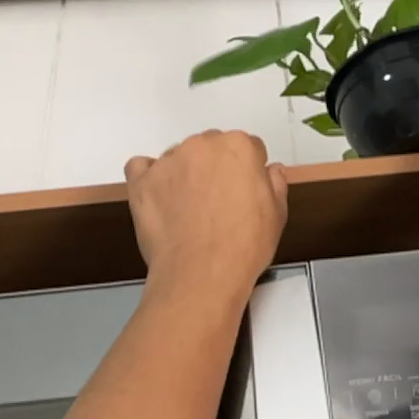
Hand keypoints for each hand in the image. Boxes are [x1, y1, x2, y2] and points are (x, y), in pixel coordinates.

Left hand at [124, 130, 288, 305]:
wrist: (202, 274)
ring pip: (179, 157)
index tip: (245, 195)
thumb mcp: (277, 215)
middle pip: (212, 147)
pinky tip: (159, 198)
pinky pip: (142, 168)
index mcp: (239, 147)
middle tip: (218, 203)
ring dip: (184, 173)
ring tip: (188, 209)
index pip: (248, 147)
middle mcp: (202, 145)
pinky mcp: (142, 181)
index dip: (249, 173)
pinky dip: (149, 178)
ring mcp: (168, 161)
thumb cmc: (245, 245)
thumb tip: (270, 169)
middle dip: (216, 168)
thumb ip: (275, 183)